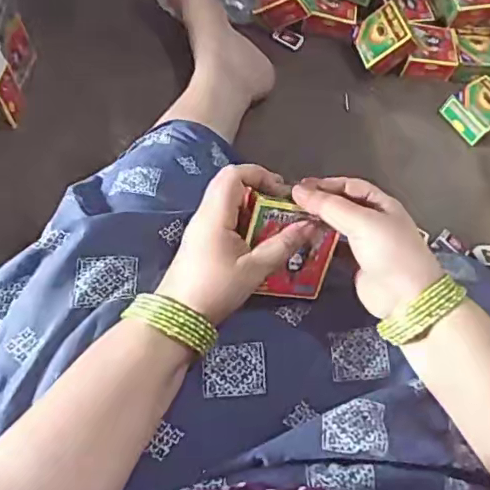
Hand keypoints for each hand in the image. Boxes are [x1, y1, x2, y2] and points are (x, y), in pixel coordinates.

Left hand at [156, 164, 317, 323]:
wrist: (179, 315)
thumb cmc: (216, 289)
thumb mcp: (255, 268)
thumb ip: (284, 244)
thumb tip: (309, 225)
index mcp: (215, 214)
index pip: (234, 174)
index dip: (260, 174)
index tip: (281, 191)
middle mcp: (204, 214)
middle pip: (230, 184)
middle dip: (259, 189)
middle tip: (280, 206)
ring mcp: (200, 227)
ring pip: (226, 201)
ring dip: (252, 206)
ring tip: (273, 224)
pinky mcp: (200, 240)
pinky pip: (223, 217)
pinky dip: (242, 220)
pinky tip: (256, 240)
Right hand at [290, 177, 444, 319]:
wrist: (406, 297)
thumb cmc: (389, 252)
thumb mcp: (361, 222)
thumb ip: (329, 206)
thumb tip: (298, 191)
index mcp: (381, 204)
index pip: (350, 186)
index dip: (326, 185)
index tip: (299, 188)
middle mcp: (374, 220)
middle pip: (342, 205)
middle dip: (320, 203)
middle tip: (292, 204)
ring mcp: (366, 243)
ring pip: (337, 226)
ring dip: (318, 222)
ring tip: (294, 221)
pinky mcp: (357, 263)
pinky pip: (336, 248)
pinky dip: (321, 243)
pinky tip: (305, 242)